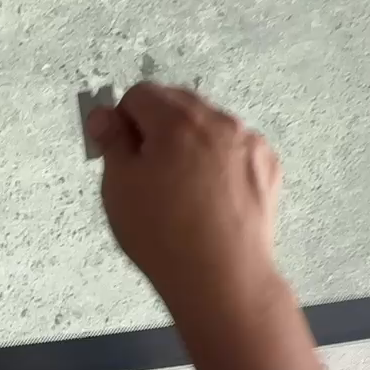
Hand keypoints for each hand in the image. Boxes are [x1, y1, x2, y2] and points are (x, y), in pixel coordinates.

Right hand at [85, 82, 283, 312]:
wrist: (220, 276)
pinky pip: (231, 148)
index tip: (118, 151)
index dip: (121, 120)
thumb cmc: (160, 233)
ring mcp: (249, 142)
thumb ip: (111, 141)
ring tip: (176, 189)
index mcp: (178, 122)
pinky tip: (204, 197)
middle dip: (154, 127)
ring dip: (185, 143)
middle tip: (143, 172)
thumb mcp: (118, 186)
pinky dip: (214, 161)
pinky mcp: (266, 166)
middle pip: (177, 103)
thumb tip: (103, 114)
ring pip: (206, 126)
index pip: (140, 94)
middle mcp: (219, 121)